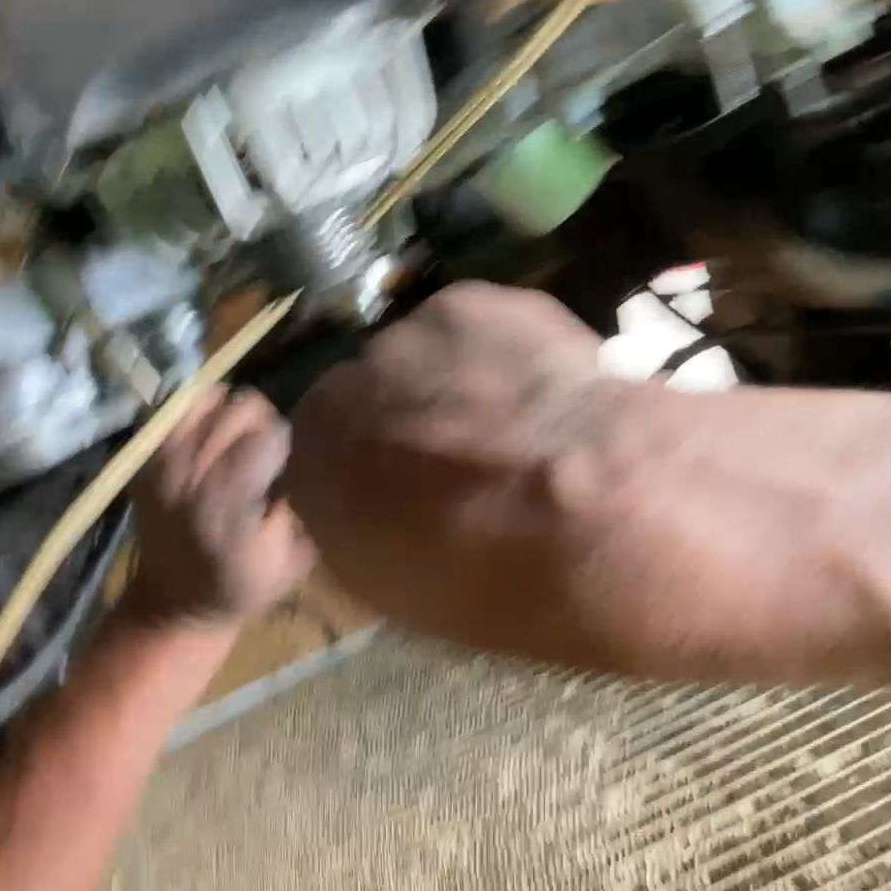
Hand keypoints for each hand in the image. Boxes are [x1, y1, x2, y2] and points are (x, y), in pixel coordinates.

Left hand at [125, 388, 313, 628]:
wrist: (174, 602)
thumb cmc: (239, 586)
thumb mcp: (288, 561)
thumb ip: (300, 508)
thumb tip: (302, 462)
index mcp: (229, 500)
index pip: (269, 434)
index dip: (283, 443)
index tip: (283, 463)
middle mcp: (191, 472)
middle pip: (241, 408)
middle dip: (261, 423)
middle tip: (262, 450)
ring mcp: (162, 461)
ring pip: (209, 397)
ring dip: (228, 412)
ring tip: (233, 438)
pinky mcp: (143, 458)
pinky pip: (175, 408)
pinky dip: (196, 413)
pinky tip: (206, 437)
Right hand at [284, 283, 639, 661]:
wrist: (577, 513)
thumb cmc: (484, 577)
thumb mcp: (400, 587)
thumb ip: (365, 525)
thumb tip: (378, 504)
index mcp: (314, 460)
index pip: (331, 447)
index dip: (377, 463)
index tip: (416, 485)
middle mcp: (344, 387)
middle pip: (377, 391)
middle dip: (412, 415)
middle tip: (474, 456)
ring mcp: (407, 335)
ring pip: (430, 354)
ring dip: (461, 379)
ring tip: (522, 424)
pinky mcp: (470, 303)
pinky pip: (481, 327)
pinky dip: (507, 350)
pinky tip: (546, 390)